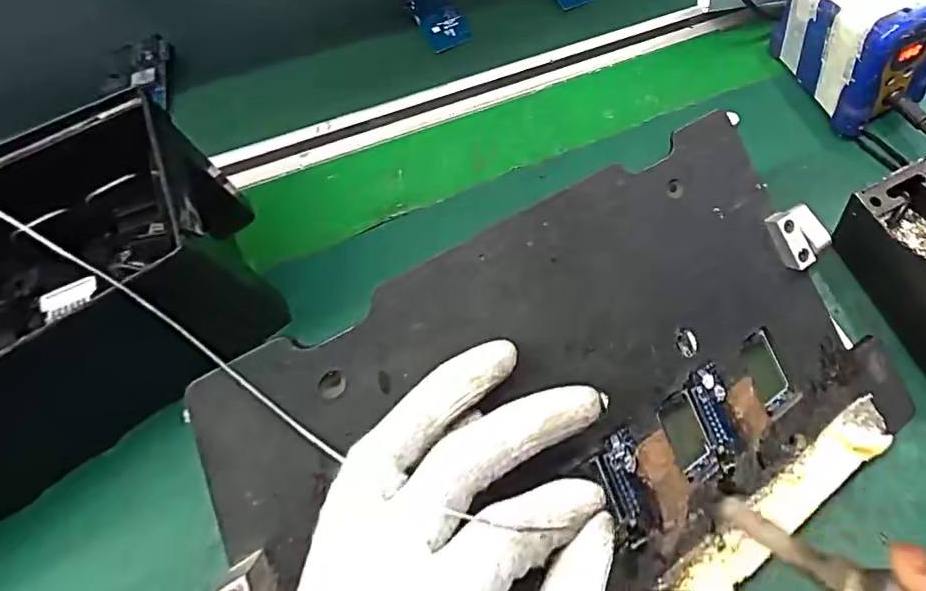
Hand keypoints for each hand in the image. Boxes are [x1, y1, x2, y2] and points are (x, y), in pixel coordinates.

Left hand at [299, 339, 615, 590]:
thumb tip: (596, 528)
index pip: (498, 536)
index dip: (556, 507)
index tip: (594, 499)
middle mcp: (374, 573)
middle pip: (455, 468)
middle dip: (529, 423)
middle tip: (581, 402)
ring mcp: (340, 558)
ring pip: (389, 447)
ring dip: (450, 390)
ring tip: (501, 356)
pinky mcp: (329, 548)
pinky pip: (366, 465)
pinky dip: (412, 421)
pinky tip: (452, 399)